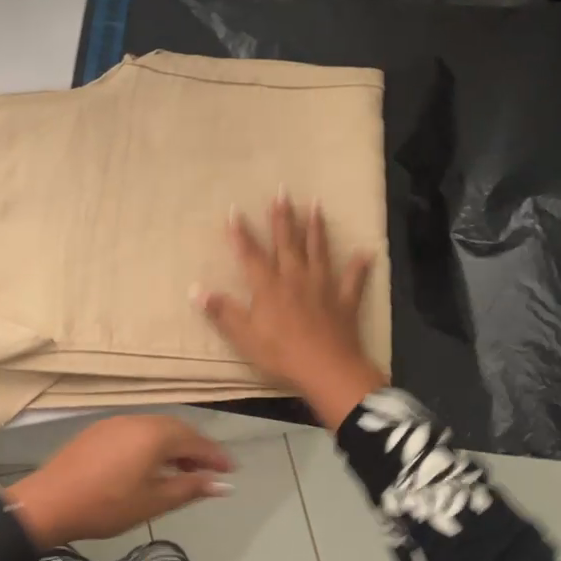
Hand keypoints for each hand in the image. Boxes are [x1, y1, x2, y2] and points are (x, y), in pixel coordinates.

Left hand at [3, 416, 234, 549]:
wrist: (50, 502)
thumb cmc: (107, 505)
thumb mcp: (154, 501)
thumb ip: (189, 488)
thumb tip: (221, 484)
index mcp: (154, 434)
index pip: (195, 440)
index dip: (215, 456)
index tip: (231, 472)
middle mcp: (136, 420)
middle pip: (175, 429)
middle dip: (195, 449)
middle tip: (209, 472)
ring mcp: (113, 423)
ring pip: (153, 429)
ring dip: (172, 446)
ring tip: (182, 472)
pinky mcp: (97, 431)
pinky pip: (134, 432)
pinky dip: (150, 445)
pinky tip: (150, 466)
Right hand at [198, 196, 387, 427]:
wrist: (327, 369)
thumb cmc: (280, 354)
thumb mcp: (243, 336)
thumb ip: (222, 311)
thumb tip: (194, 290)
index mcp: (268, 286)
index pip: (251, 254)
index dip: (241, 233)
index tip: (235, 210)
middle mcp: (295, 278)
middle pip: (287, 243)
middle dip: (282, 217)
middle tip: (283, 191)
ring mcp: (323, 287)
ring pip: (318, 251)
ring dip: (317, 228)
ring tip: (317, 205)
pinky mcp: (344, 301)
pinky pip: (353, 279)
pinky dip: (358, 266)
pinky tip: (365, 253)